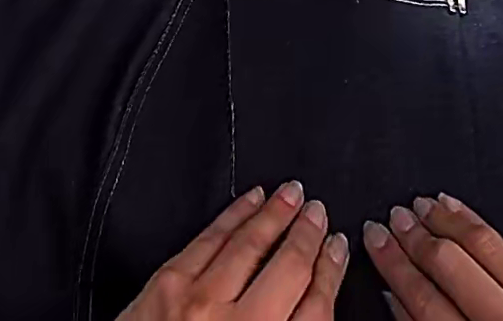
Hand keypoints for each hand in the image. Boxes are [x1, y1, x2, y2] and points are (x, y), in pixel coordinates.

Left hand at [119, 182, 349, 320]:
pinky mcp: (165, 288)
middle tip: (319, 210)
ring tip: (293, 193)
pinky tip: (250, 199)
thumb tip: (316, 307)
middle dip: (309, 234)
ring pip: (251, 243)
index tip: (338, 247)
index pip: (316, 309)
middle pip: (289, 268)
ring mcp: (199, 305)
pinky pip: (210, 237)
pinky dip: (235, 214)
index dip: (331, 272)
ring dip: (277, 213)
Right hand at [363, 195, 502, 320]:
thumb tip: (401, 303)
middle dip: (415, 240)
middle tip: (390, 217)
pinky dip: (487, 228)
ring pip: (488, 248)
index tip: (376, 242)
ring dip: (447, 222)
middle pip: (453, 270)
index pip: (429, 309)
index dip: (396, 269)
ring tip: (419, 205)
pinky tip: (464, 212)